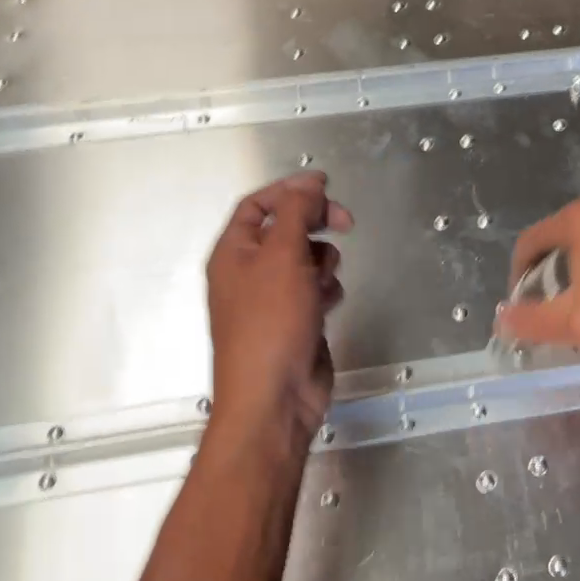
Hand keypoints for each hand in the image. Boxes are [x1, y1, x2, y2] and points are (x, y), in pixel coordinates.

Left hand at [205, 172, 353, 446]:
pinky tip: (329, 302)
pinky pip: (314, 289)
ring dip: (322, 260)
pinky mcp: (294, 321)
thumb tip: (309, 182)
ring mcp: (271, 299)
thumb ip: (296, 212)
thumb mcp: (282, 255)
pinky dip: (326, 289)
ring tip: (324, 278)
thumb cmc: (271, 323)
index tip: (326, 186)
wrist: (274, 398)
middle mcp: (248, 272)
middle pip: (286, 228)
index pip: (259, 204)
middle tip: (345, 222)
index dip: (291, 190)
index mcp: (233, 252)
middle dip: (315, 223)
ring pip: (305, 259)